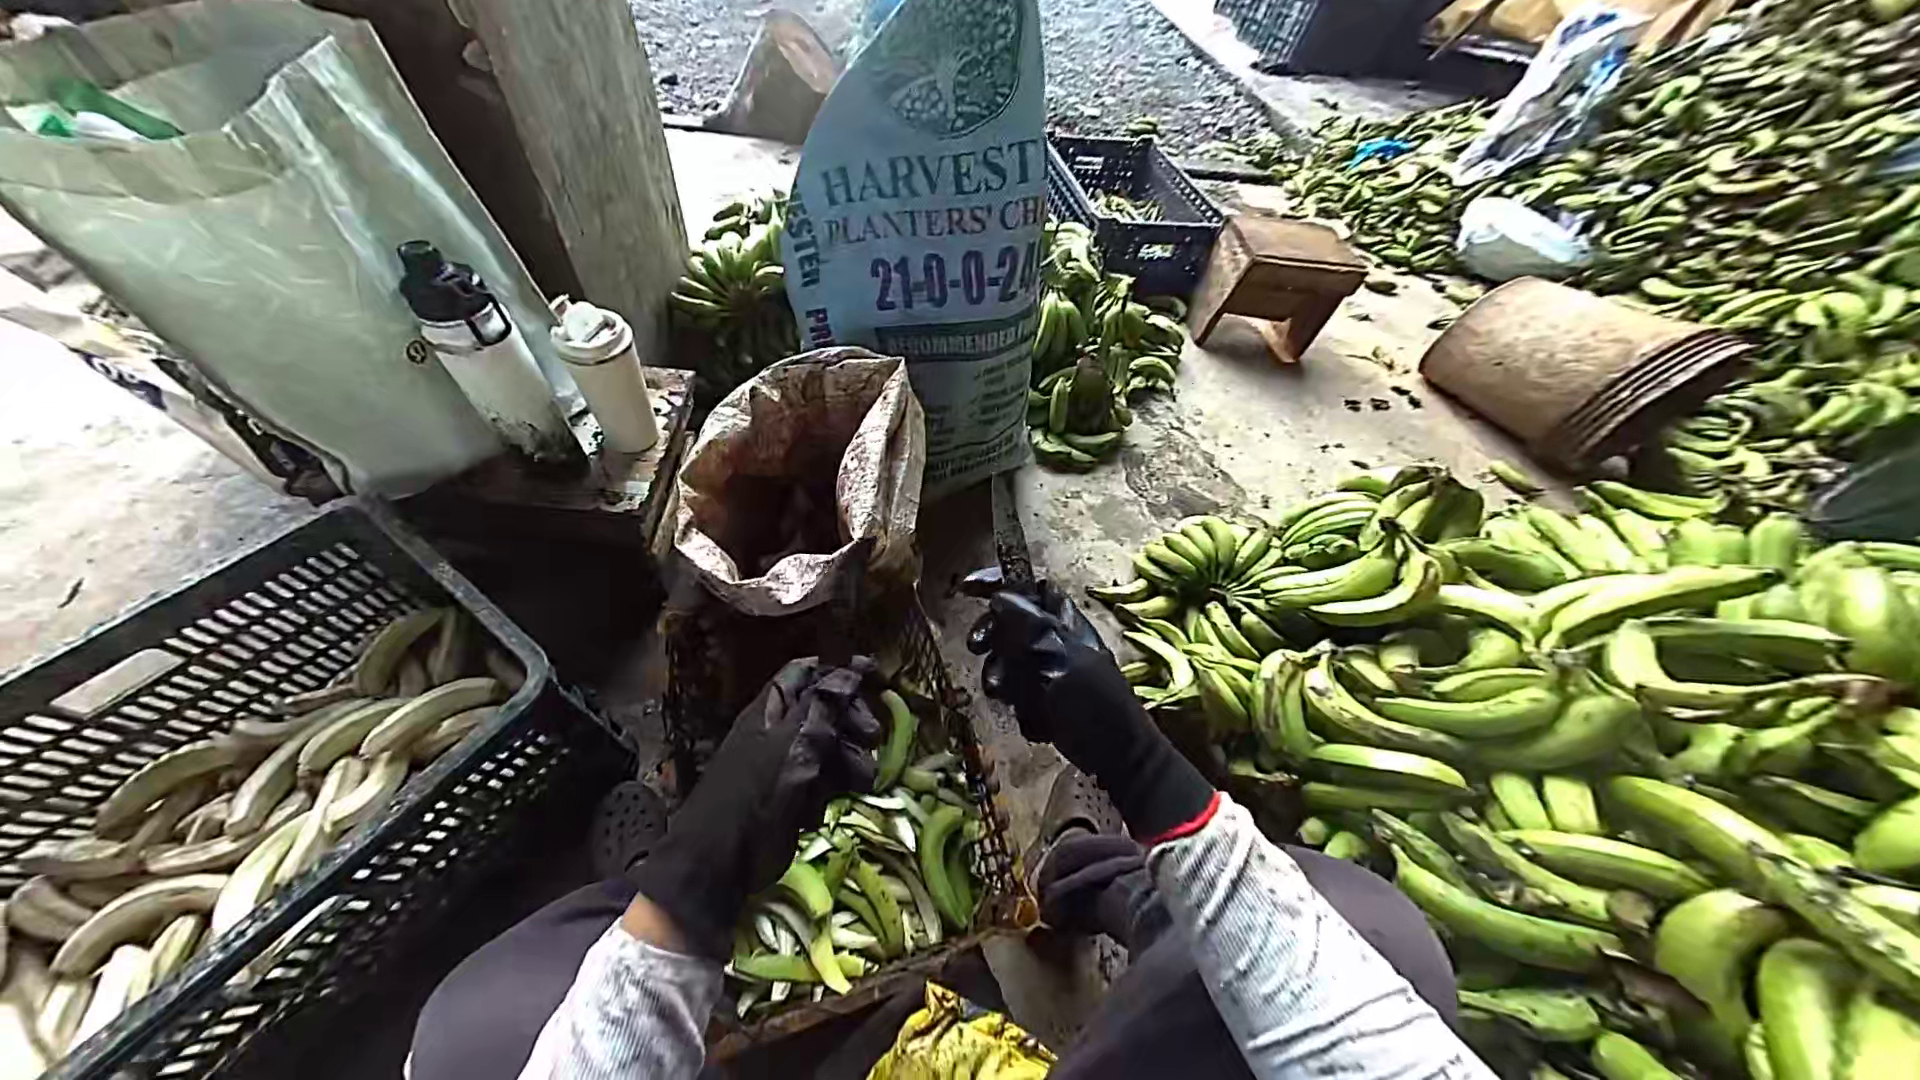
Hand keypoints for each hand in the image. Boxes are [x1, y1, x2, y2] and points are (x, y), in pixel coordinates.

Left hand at [630, 658, 882, 958]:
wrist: (721, 864)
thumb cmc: (756, 793)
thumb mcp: (795, 742)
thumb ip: (826, 704)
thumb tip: (854, 665)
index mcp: (772, 708)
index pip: (808, 672)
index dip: (839, 673)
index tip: (873, 680)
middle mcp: (779, 729)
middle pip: (825, 710)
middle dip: (852, 722)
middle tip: (872, 738)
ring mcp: (785, 763)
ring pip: (829, 747)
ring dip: (850, 760)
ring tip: (864, 780)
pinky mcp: (792, 794)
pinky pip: (822, 779)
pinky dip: (833, 787)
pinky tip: (835, 801)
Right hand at [961, 568, 1212, 841]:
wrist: (1118, 758)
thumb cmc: (1092, 705)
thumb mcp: (1058, 658)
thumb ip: (1028, 625)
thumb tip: (1000, 596)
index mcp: (1065, 622)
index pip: (1029, 589)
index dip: (998, 584)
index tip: (966, 590)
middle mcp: (1057, 641)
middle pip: (1010, 624)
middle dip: (992, 637)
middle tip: (977, 649)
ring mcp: (1052, 671)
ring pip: (1010, 661)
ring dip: (1003, 678)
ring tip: (1008, 696)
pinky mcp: (1048, 699)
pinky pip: (1018, 691)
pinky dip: (1018, 703)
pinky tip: (1031, 718)